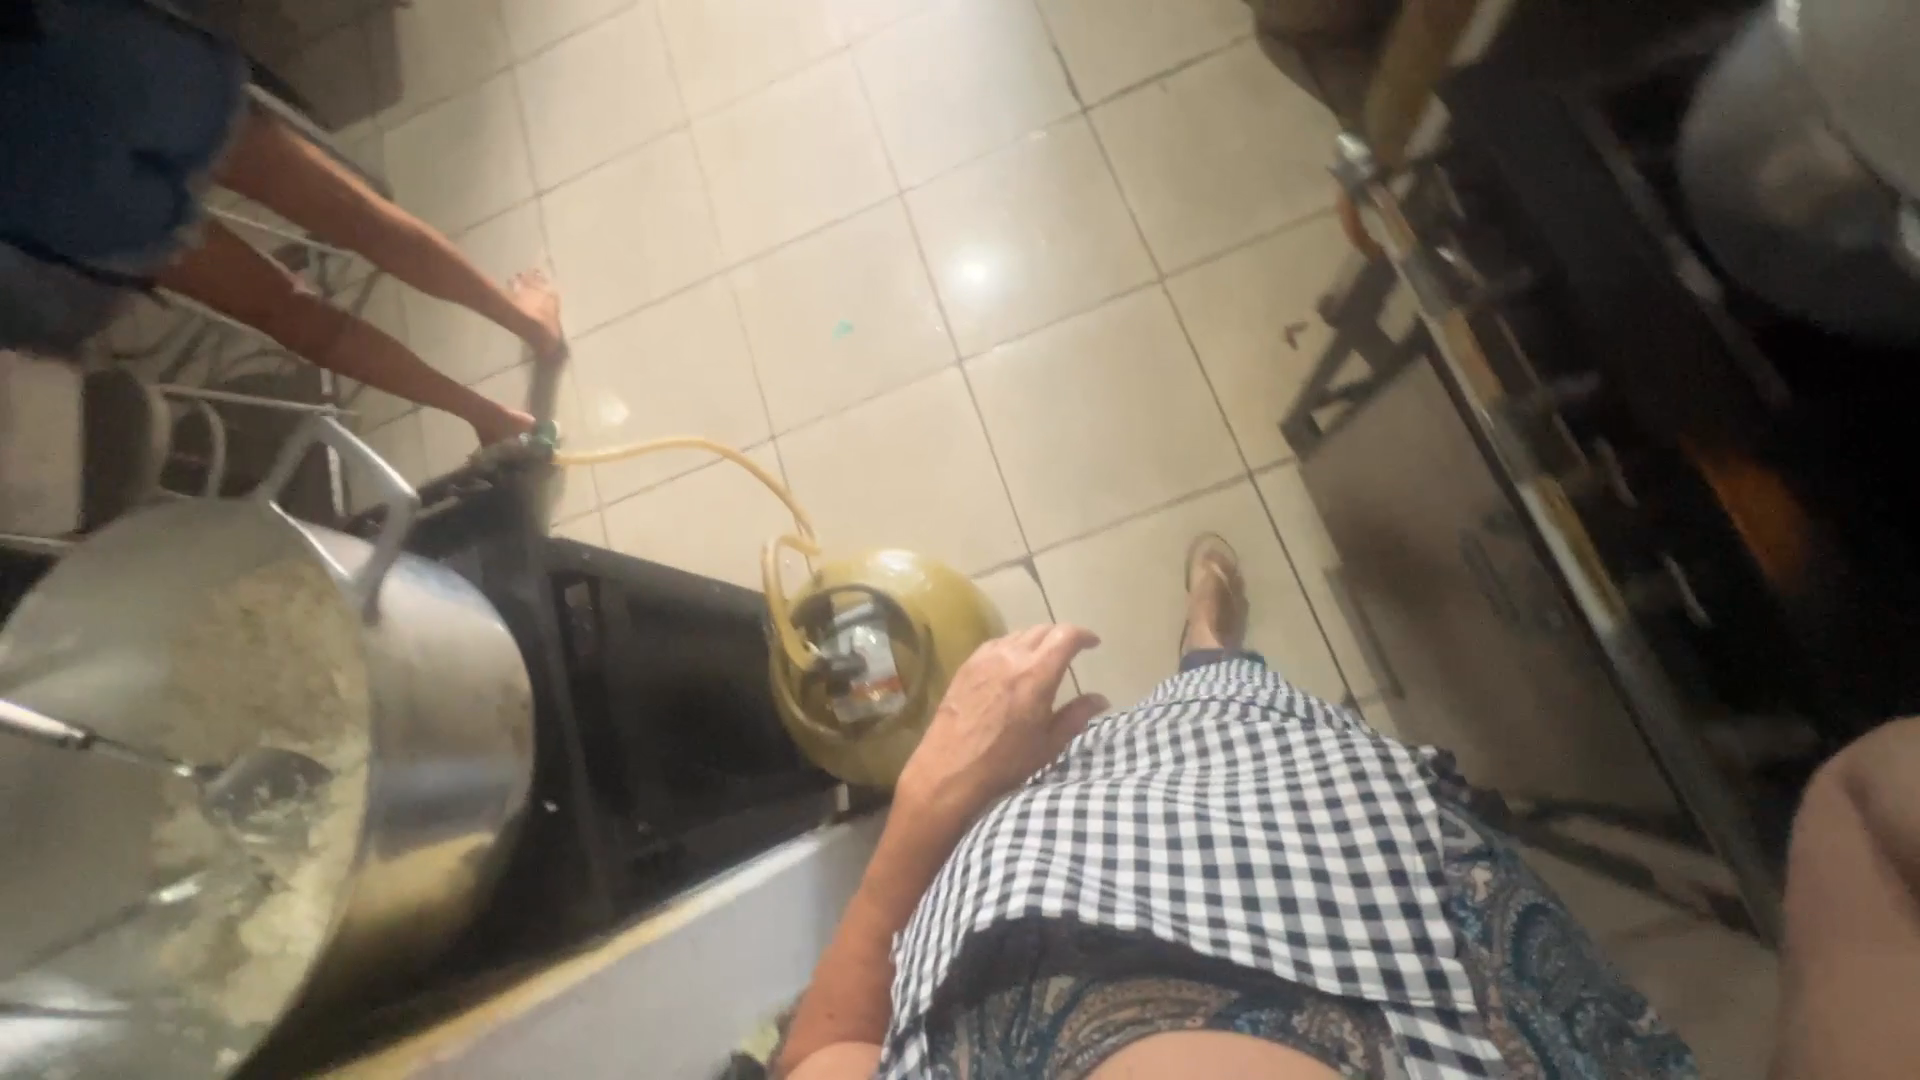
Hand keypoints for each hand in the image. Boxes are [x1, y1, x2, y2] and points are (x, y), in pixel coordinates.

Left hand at [895, 625, 1107, 824]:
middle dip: (1061, 636)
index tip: (1093, 644)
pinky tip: (1012, 664)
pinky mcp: (967, 665)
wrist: (950, 769)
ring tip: (1043, 658)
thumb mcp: (1049, 743)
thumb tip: (1101, 699)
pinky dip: (1012, 646)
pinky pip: (996, 644)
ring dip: (1036, 640)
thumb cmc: (1005, 761)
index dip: (1084, 635)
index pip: (1066, 636)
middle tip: (1071, 652)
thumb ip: (1077, 715)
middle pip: (1043, 630)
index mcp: (1037, 674)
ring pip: (1018, 635)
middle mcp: (1011, 656)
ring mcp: (985, 658)